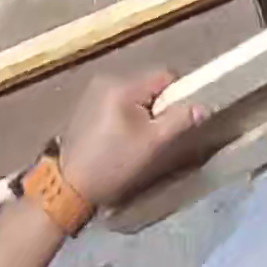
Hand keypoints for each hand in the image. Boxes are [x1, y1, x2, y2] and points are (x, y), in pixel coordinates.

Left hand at [56, 71, 206, 206]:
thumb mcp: (152, 144)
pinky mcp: (86, 105)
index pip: (166, 76)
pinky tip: (119, 137)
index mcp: (123, 86)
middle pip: (150, 84)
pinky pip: (119, 101)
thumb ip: (180, 120)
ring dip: (142, 109)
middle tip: (154, 132)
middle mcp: (108, 80)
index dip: (176, 96)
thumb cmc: (112, 164)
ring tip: (135, 137)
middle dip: (158, 104)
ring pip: (136, 93)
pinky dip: (126, 114)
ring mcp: (93, 92)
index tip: (172, 120)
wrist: (64, 191)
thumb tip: (202, 106)